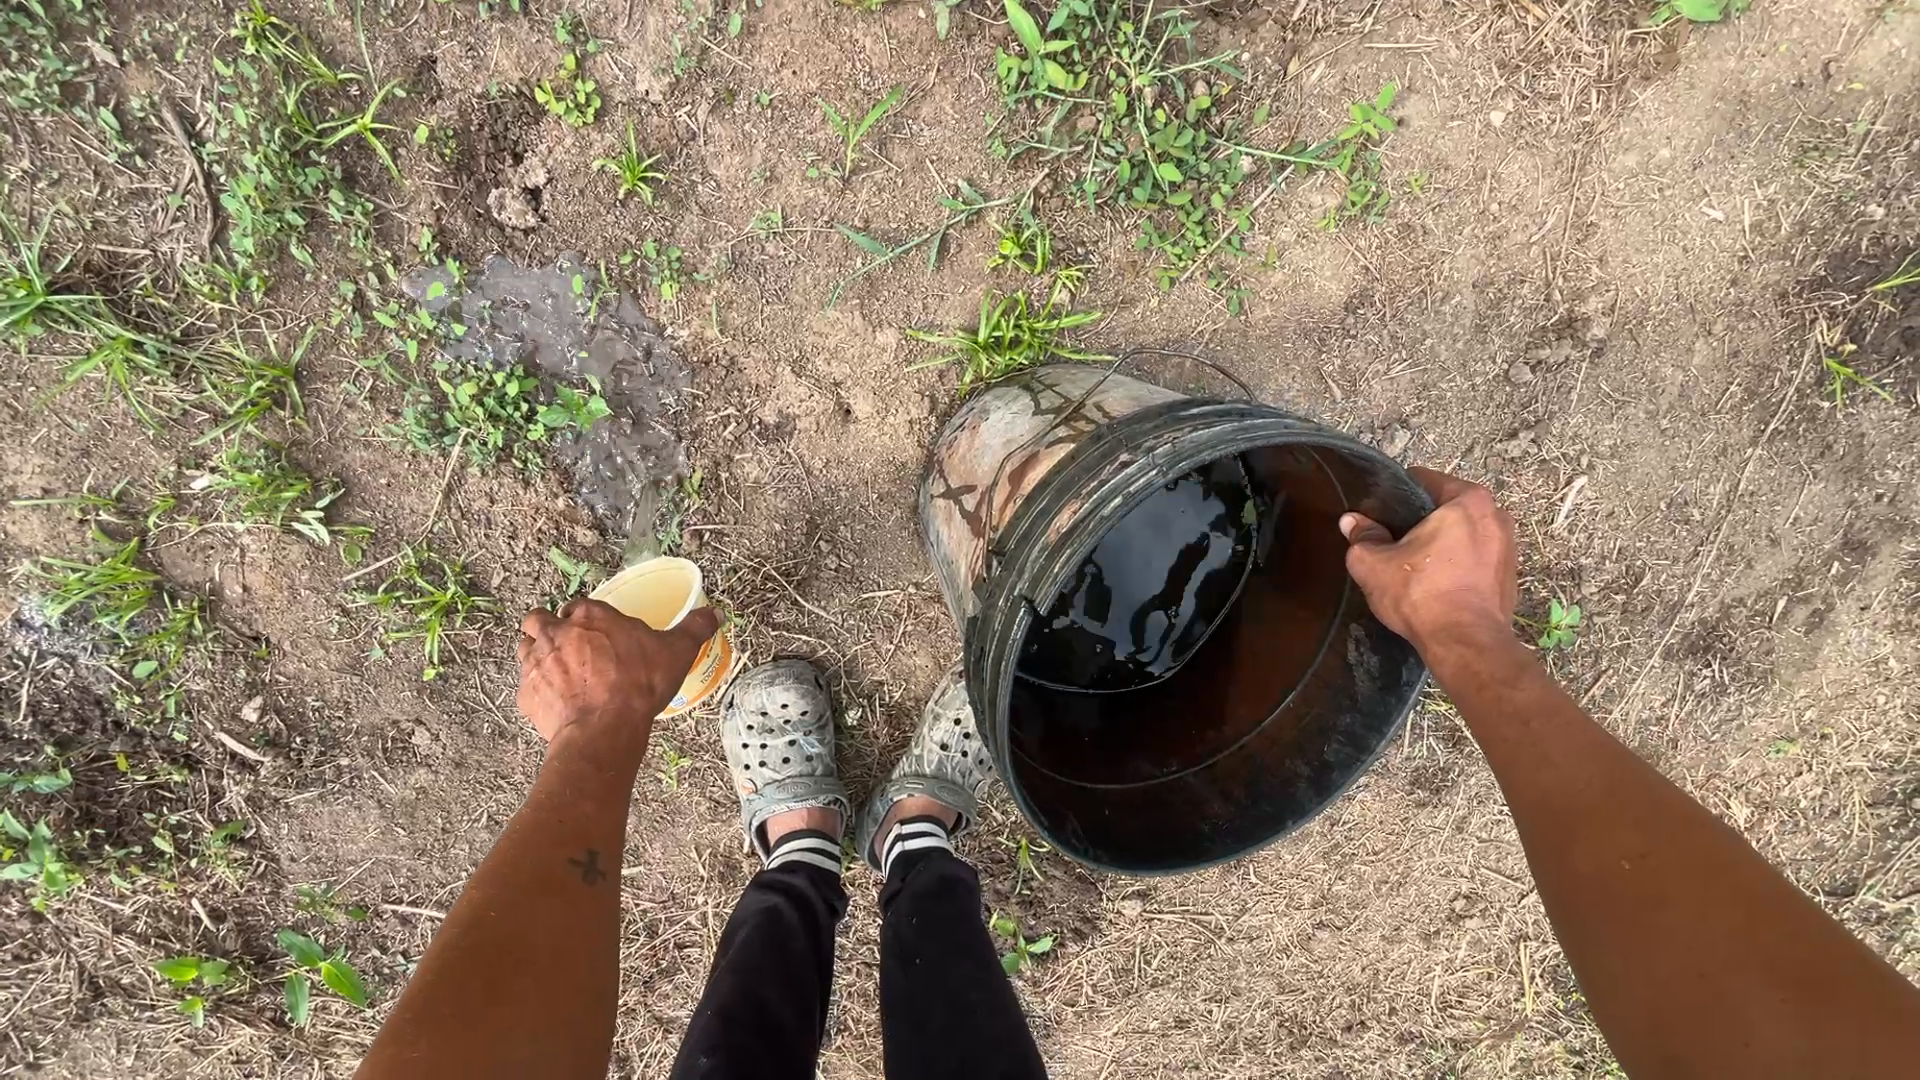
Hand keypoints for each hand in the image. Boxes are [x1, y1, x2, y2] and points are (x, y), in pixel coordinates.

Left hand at [516, 598, 721, 764]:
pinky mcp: (527, 694)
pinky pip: (526, 685)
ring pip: (525, 647)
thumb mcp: (677, 651)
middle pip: (537, 619)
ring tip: (560, 669)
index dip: (583, 615)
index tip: (596, 629)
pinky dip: (538, 689)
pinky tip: (558, 700)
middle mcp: (557, 633)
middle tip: (567, 643)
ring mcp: (537, 663)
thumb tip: (715, 613)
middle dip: (546, 627)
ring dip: (537, 653)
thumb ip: (694, 628)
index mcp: (591, 616)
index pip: (577, 604)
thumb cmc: (639, 684)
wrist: (604, 729)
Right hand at [1339, 466, 1517, 655]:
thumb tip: (1352, 522)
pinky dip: (1455, 564)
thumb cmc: (1419, 593)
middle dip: (1420, 521)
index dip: (1394, 495)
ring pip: (1461, 534)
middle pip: (1445, 508)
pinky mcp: (1510, 575)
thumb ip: (1362, 536)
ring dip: (1440, 543)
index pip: (1423, 481)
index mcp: (1467, 501)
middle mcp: (1496, 516)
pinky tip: (1433, 582)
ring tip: (1411, 563)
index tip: (1378, 512)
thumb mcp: (1372, 562)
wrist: (1464, 642)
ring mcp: (1509, 546)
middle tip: (1392, 539)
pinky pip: (1475, 558)